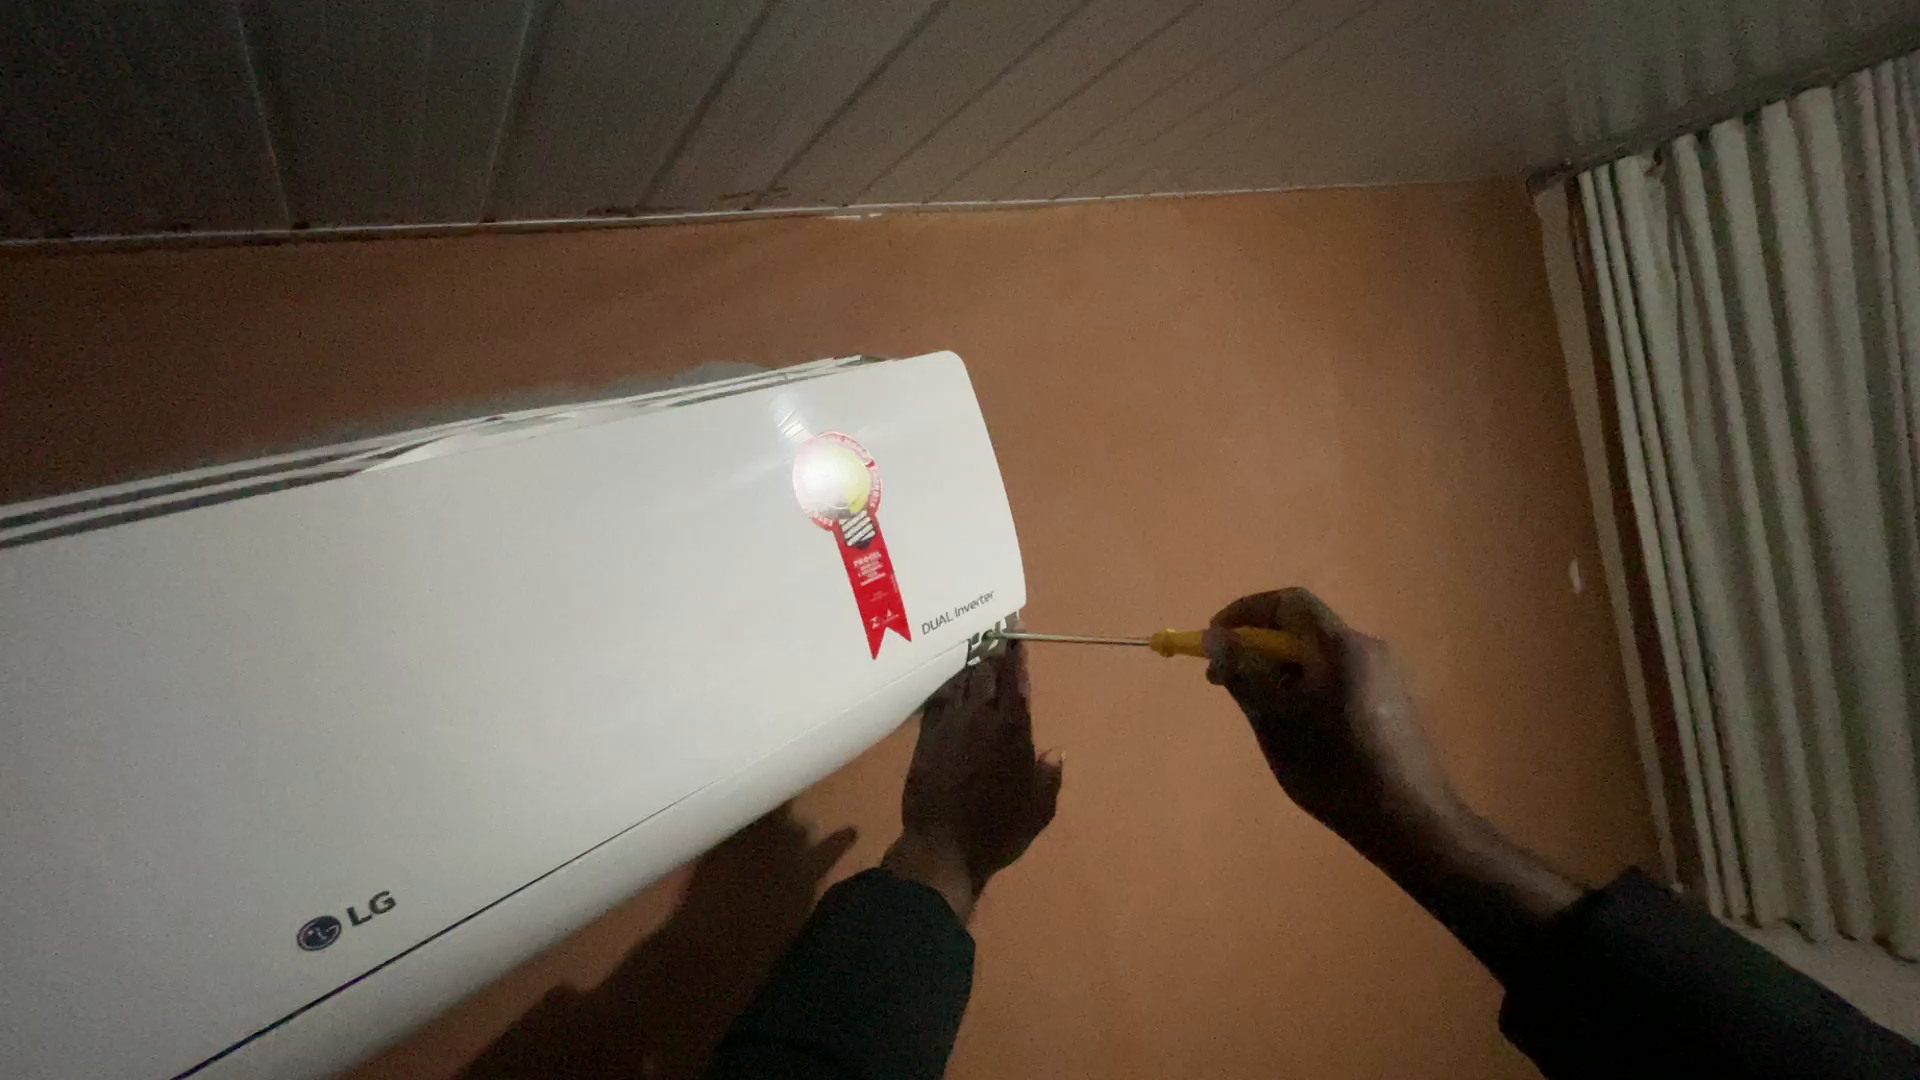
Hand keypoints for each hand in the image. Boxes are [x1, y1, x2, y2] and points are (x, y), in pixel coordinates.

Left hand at [883, 642, 1062, 919]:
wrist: (942, 847)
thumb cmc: (998, 830)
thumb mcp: (1038, 809)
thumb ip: (1049, 776)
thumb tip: (1055, 752)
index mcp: (1012, 730)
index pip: (1016, 681)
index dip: (1017, 657)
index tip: (1017, 638)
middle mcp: (980, 717)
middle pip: (986, 672)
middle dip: (993, 656)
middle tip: (997, 644)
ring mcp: (950, 724)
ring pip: (961, 682)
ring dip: (970, 669)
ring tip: (976, 660)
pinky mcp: (926, 736)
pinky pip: (938, 700)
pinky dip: (947, 689)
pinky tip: (950, 687)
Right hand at [1205, 588, 1582, 980]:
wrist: (1409, 821)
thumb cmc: (1334, 766)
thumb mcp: (1273, 718)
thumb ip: (1241, 671)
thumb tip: (1215, 638)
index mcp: (1340, 645)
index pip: (1287, 602)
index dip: (1244, 611)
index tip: (1214, 638)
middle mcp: (1365, 648)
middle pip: (1300, 627)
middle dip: (1254, 645)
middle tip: (1222, 678)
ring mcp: (1380, 674)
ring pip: (1313, 654)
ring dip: (1274, 668)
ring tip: (1252, 706)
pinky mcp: (1385, 700)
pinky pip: (1331, 674)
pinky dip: (1299, 684)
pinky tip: (1289, 722)